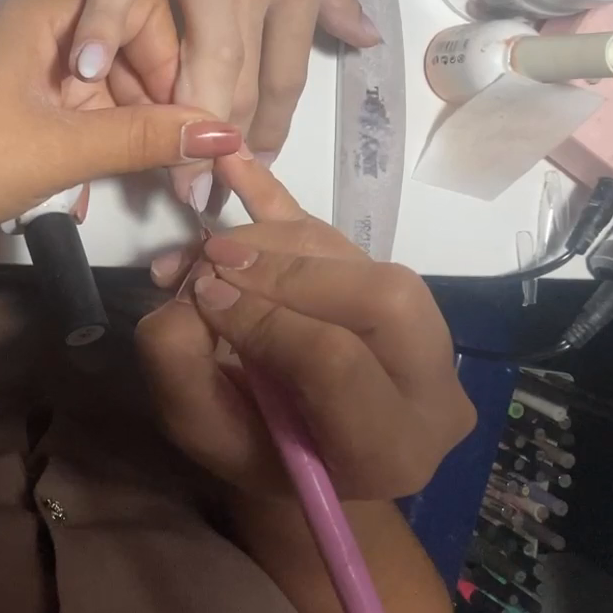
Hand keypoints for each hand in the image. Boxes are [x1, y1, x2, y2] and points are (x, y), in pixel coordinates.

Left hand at [0, 0, 243, 237]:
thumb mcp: (59, 147)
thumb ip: (143, 138)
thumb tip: (226, 133)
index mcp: (48, 12)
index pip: (142, 10)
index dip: (172, 62)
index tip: (184, 121)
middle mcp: (36, 28)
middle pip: (121, 54)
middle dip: (149, 110)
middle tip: (171, 169)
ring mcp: (17, 67)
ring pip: (94, 91)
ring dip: (114, 139)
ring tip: (128, 188)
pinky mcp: (3, 103)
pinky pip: (62, 115)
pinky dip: (78, 149)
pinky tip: (79, 195)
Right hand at [136, 153, 473, 498]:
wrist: (286, 450)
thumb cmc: (245, 450)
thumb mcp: (199, 429)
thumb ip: (181, 367)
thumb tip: (193, 290)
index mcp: (389, 449)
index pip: (337, 360)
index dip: (260, 317)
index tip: (199, 297)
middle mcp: (432, 391)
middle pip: (378, 295)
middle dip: (281, 268)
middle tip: (211, 262)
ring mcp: (426, 336)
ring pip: (359, 257)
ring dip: (271, 238)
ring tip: (205, 248)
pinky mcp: (391, 291)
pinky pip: (341, 235)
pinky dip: (280, 198)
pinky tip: (235, 162)